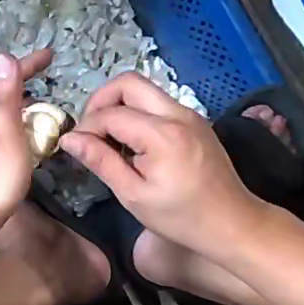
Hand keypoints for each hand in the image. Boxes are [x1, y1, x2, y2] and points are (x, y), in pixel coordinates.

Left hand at [0, 49, 52, 234]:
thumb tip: (4, 56)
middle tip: (45, 74)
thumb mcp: (6, 133)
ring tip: (36, 100)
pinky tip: (17, 132)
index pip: (5, 78)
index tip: (50, 55)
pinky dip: (11, 120)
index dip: (27, 64)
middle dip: (21, 79)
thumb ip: (5, 96)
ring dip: (16, 100)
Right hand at [60, 74, 265, 252]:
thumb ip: (101, 161)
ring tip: (108, 137)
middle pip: (128, 82)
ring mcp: (189, 113)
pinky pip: (157, 102)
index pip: (110, 113)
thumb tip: (70, 139)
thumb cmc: (181, 217)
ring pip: (143, 89)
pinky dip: (136, 112)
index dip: (86, 127)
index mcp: (162, 135)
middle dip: (100, 100)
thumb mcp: (133, 195)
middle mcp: (177, 114)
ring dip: (118, 105)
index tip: (76, 148)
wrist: (233, 223)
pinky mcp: (194, 120)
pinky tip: (131, 142)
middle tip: (90, 130)